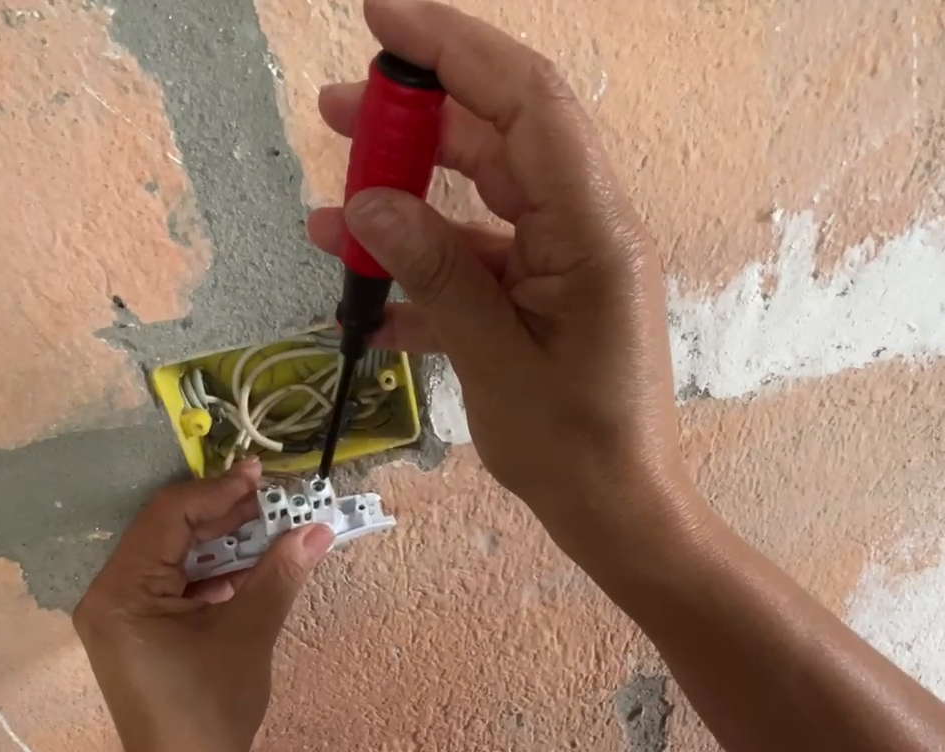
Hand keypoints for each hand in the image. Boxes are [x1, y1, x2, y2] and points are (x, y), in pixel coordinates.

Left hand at [71, 460, 332, 751]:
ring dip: (222, 541)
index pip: (169, 517)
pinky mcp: (138, 629)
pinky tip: (251, 565)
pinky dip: (213, 571)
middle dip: (225, 515)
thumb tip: (318, 529)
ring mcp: (121, 613)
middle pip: (168, 531)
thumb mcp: (249, 635)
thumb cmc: (211, 713)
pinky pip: (175, 582)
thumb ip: (279, 574)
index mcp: (122, 592)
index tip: (263, 476)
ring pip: (174, 555)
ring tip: (271, 528)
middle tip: (276, 501)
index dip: (219, 491)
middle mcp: (109, 594)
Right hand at [306, 0, 697, 545]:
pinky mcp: (542, 304)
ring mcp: (562, 268)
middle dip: (416, 124)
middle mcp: (583, 232)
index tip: (382, 21)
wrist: (614, 511)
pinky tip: (370, 305)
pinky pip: (480, 269)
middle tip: (335, 116)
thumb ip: (437, 275)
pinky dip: (427, 277)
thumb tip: (368, 205)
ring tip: (330, 218)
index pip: (528, 103)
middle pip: (497, 144)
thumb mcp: (495, 362)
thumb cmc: (571, 448)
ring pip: (478, 208)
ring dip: (406, 208)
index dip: (457, 49)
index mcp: (593, 232)